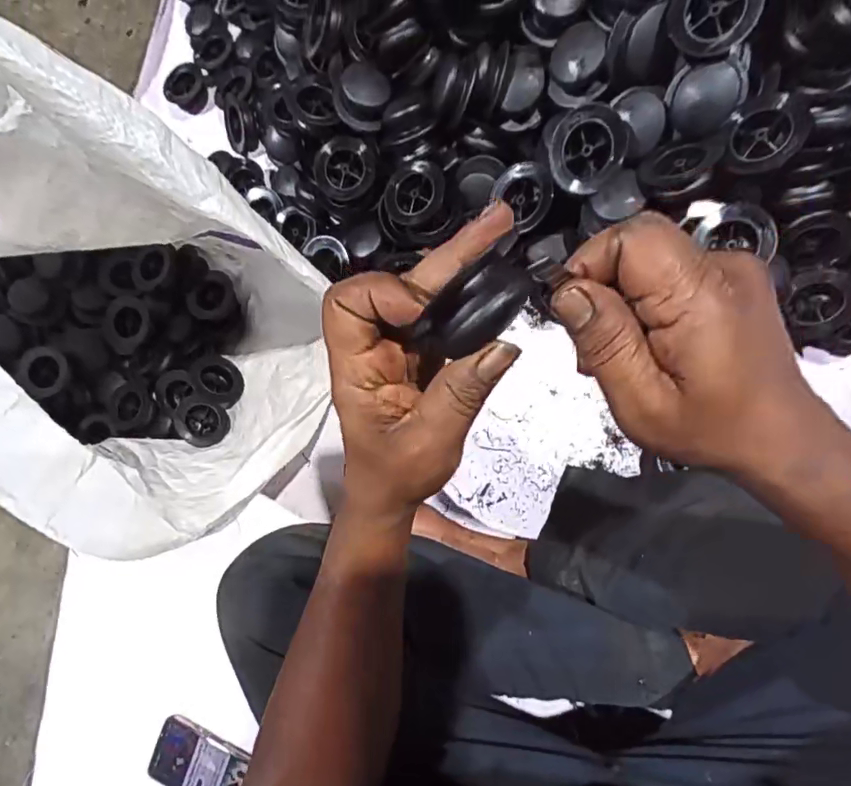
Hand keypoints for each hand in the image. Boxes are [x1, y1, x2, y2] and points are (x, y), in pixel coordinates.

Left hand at [321, 201, 520, 521]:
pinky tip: (493, 277)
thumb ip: (462, 394)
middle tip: (493, 227)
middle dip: (445, 258)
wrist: (391, 493)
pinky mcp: (420, 355)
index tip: (422, 311)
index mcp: (356, 368)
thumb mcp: (430, 443)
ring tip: (499, 236)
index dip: (386, 293)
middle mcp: (373, 348)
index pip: (349, 303)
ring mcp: (398, 349)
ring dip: (460, 265)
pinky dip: (467, 296)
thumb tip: (501, 349)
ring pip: (422, 294)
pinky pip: (442, 317)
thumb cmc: (393, 476)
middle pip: (397, 285)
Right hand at [550, 213, 841, 471]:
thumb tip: (568, 294)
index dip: (590, 269)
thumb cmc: (720, 431)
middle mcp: (722, 271)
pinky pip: (671, 279)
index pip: (628, 237)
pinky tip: (654, 352)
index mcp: (699, 296)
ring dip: (625, 308)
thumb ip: (603, 343)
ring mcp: (731, 273)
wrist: (778, 439)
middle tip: (600, 351)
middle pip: (636, 248)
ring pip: (649, 265)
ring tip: (630, 360)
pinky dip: (650, 311)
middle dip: (603, 294)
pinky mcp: (731, 284)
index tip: (575, 313)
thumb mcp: (642, 403)